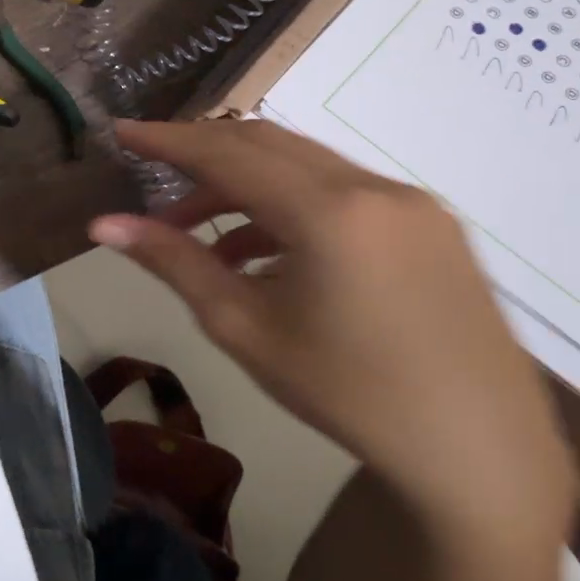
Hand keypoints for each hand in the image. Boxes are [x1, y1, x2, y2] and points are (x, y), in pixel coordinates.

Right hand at [90, 119, 569, 531]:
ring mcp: (413, 207)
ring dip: (239, 181)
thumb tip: (102, 224)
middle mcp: (377, 192)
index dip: (167, 139)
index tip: (120, 132)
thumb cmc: (345, 388)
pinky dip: (284, 202)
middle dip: (200, 151)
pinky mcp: (431, 229)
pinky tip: (253, 251)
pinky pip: (339, 191)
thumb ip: (172, 261)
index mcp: (329, 214)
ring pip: (303, 166)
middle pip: (267, 145)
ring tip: (188, 227)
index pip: (228, 155)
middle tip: (146, 166)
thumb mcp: (240, 324)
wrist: (478, 448)